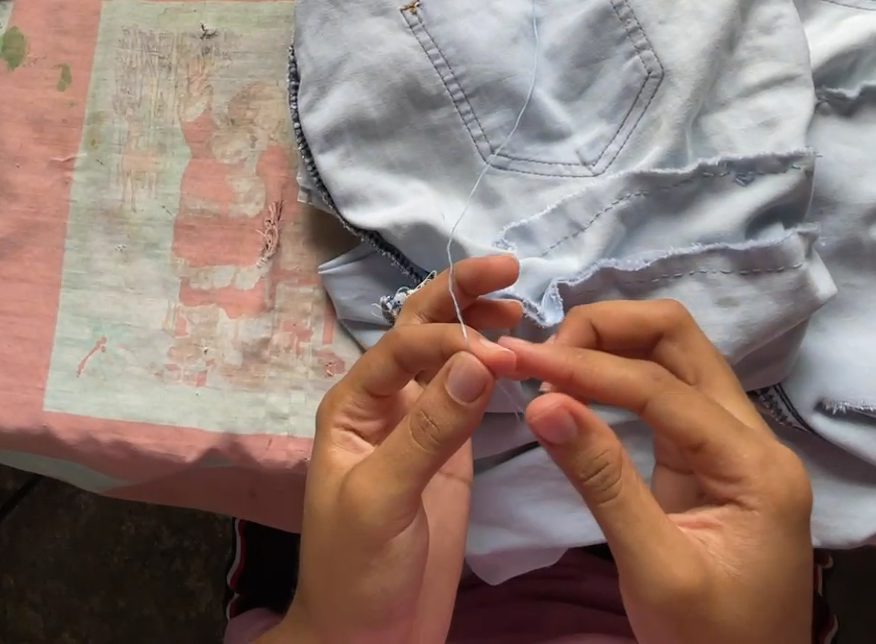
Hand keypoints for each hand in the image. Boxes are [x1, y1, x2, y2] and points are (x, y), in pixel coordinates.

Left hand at [271, 256, 523, 643]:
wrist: (367, 638)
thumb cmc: (356, 569)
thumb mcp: (383, 499)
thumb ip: (428, 431)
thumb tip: (475, 359)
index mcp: (354, 403)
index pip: (403, 347)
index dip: (449, 339)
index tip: (499, 351)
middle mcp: (384, 401)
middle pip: (419, 330)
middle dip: (458, 295)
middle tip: (507, 268)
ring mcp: (419, 424)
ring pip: (447, 357)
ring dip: (478, 325)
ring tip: (520, 307)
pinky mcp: (449, 453)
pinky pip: (470, 397)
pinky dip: (493, 371)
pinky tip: (518, 356)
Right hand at [504, 301, 812, 643]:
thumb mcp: (655, 572)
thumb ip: (602, 480)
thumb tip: (540, 403)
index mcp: (756, 466)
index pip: (660, 386)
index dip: (586, 367)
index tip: (521, 360)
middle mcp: (753, 437)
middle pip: (678, 338)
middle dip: (604, 329)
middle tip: (543, 354)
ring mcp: (730, 441)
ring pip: (668, 352)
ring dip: (606, 344)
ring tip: (549, 365)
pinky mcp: (704, 452)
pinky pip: (658, 386)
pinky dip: (611, 373)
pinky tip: (574, 385)